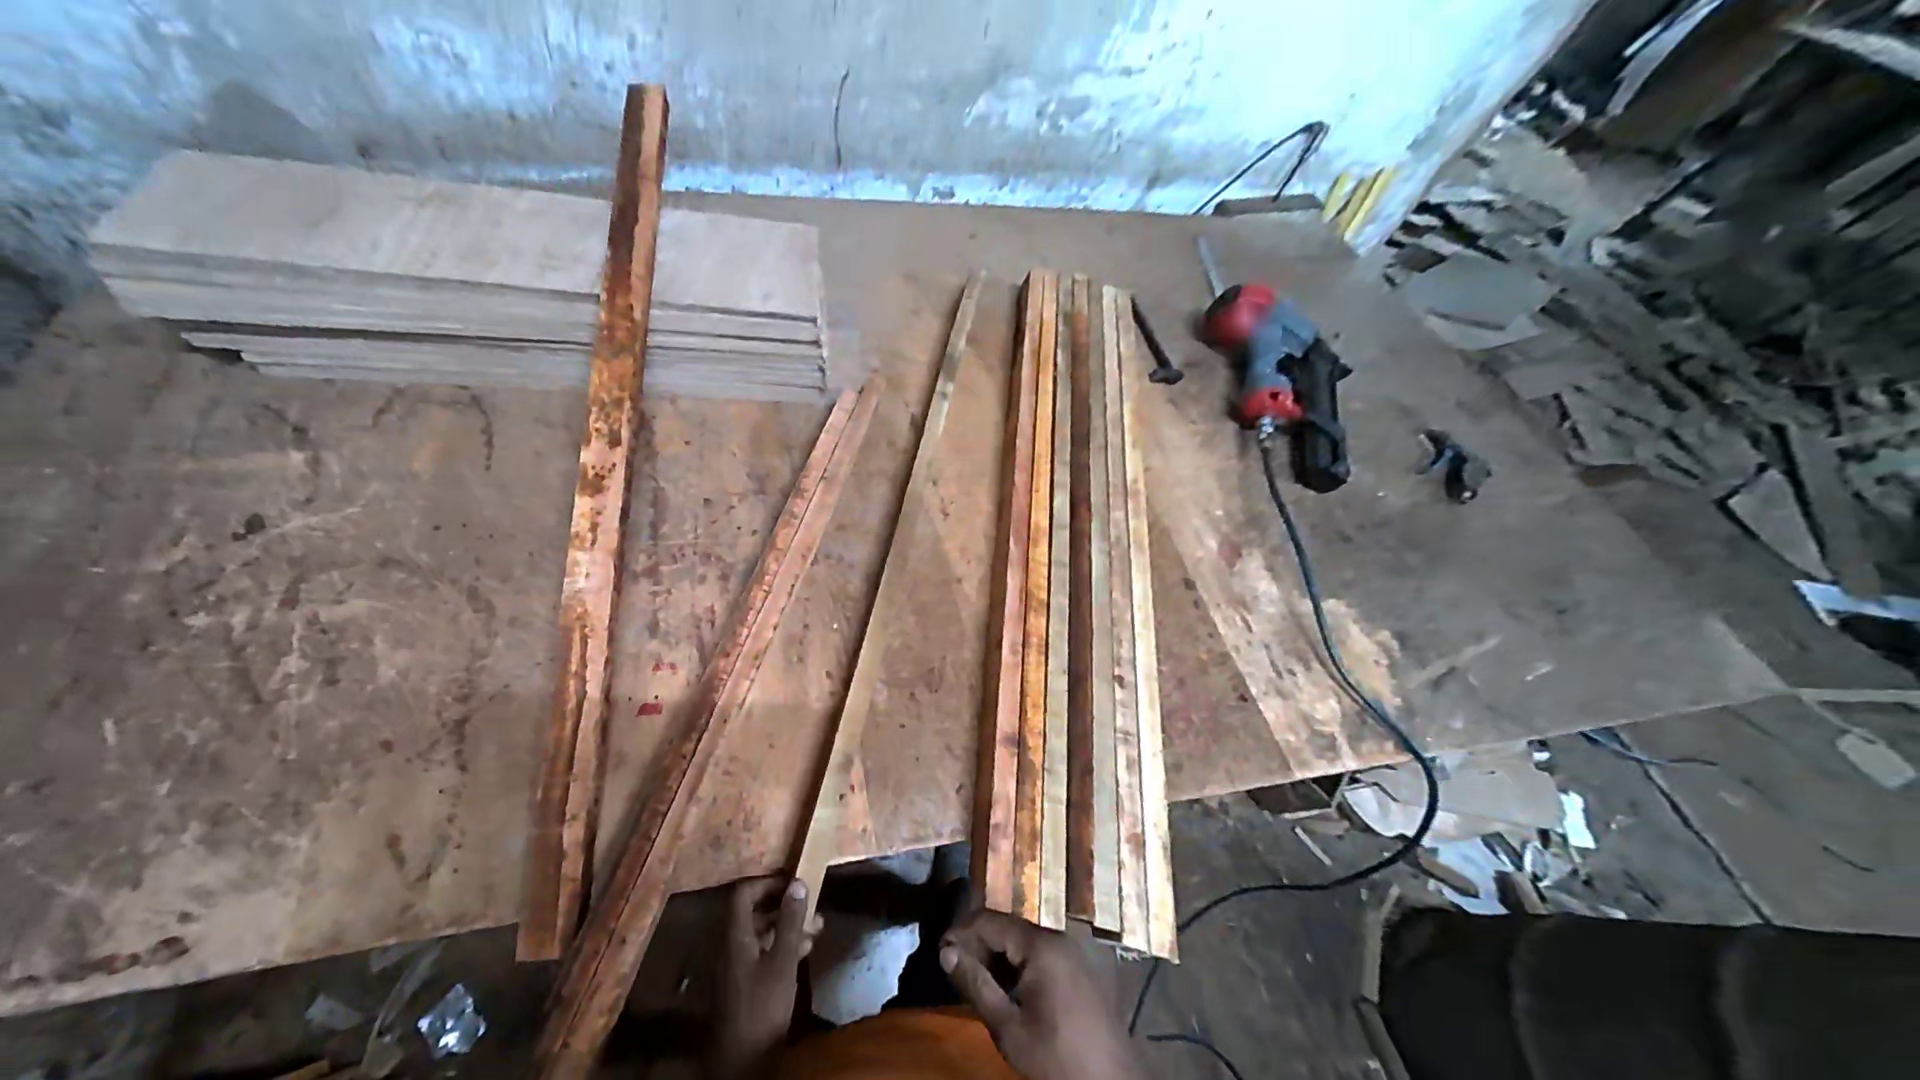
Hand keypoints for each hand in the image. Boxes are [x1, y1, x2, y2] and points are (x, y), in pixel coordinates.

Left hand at [710, 877, 821, 1079]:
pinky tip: (805, 949)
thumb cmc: (762, 1006)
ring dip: (787, 925)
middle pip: (753, 912)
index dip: (767, 882)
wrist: (742, 1062)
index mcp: (734, 937)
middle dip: (783, 904)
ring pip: (761, 932)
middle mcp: (730, 946)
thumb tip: (798, 882)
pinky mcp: (743, 982)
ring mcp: (735, 965)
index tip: (794, 881)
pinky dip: (782, 945)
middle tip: (810, 902)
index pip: (744, 894)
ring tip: (816, 926)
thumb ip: (790, 921)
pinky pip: (761, 951)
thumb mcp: (783, 961)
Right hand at [939, 910, 1144, 1079]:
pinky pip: (1040, 953)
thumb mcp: (1008, 1027)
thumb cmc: (1056, 1058)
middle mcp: (1057, 937)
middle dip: (978, 944)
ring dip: (997, 956)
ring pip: (1023, 941)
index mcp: (1041, 945)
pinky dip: (1018, 965)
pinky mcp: (1078, 967)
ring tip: (974, 980)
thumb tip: (946, 953)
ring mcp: (1071, 951)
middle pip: (1007, 927)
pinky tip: (1004, 988)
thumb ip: (976, 985)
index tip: (939, 951)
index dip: (961, 931)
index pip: (990, 920)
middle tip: (954, 969)